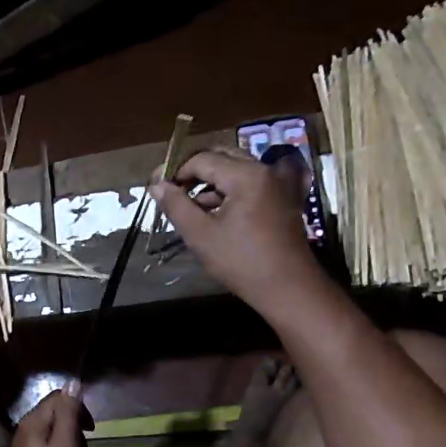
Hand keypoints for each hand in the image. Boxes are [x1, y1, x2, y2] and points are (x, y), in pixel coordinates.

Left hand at [0, 389, 88, 446]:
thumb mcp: (64, 443)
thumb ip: (68, 413)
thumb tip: (74, 381)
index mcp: (34, 419)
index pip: (59, 396)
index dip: (78, 406)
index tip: (91, 428)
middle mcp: (26, 425)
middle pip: (56, 411)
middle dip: (75, 423)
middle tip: (84, 445)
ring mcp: (25, 442)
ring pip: (54, 427)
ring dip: (69, 437)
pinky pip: (48, 441)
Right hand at [151, 150, 325, 315]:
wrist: (289, 288)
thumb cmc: (242, 262)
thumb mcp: (201, 235)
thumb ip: (176, 206)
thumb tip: (156, 186)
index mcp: (246, 175)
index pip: (203, 159)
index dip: (176, 171)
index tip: (157, 187)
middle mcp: (264, 171)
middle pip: (222, 158)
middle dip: (194, 172)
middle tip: (173, 191)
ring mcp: (276, 184)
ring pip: (236, 171)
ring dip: (211, 183)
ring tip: (189, 207)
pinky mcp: (281, 199)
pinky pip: (249, 184)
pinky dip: (229, 192)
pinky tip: (213, 214)